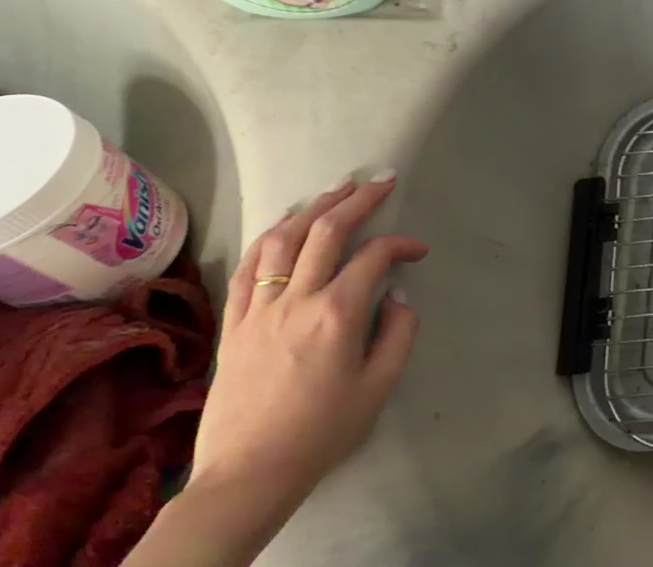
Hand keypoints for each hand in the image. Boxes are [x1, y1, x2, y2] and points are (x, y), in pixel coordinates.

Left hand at [125, 173, 427, 566]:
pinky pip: (248, 269)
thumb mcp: (379, 386)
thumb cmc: (323, 431)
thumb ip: (398, 332)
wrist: (250, 473)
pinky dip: (268, 239)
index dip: (402, 244)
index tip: (419, 251)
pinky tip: (282, 227)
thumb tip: (396, 295)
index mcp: (337, 314)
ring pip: (282, 240)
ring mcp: (258, 309)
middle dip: (359, 199)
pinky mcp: (233, 324)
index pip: (375, 256)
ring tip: (335, 190)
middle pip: (326, 231)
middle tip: (382, 180)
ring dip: (311, 208)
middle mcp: (296, 300)